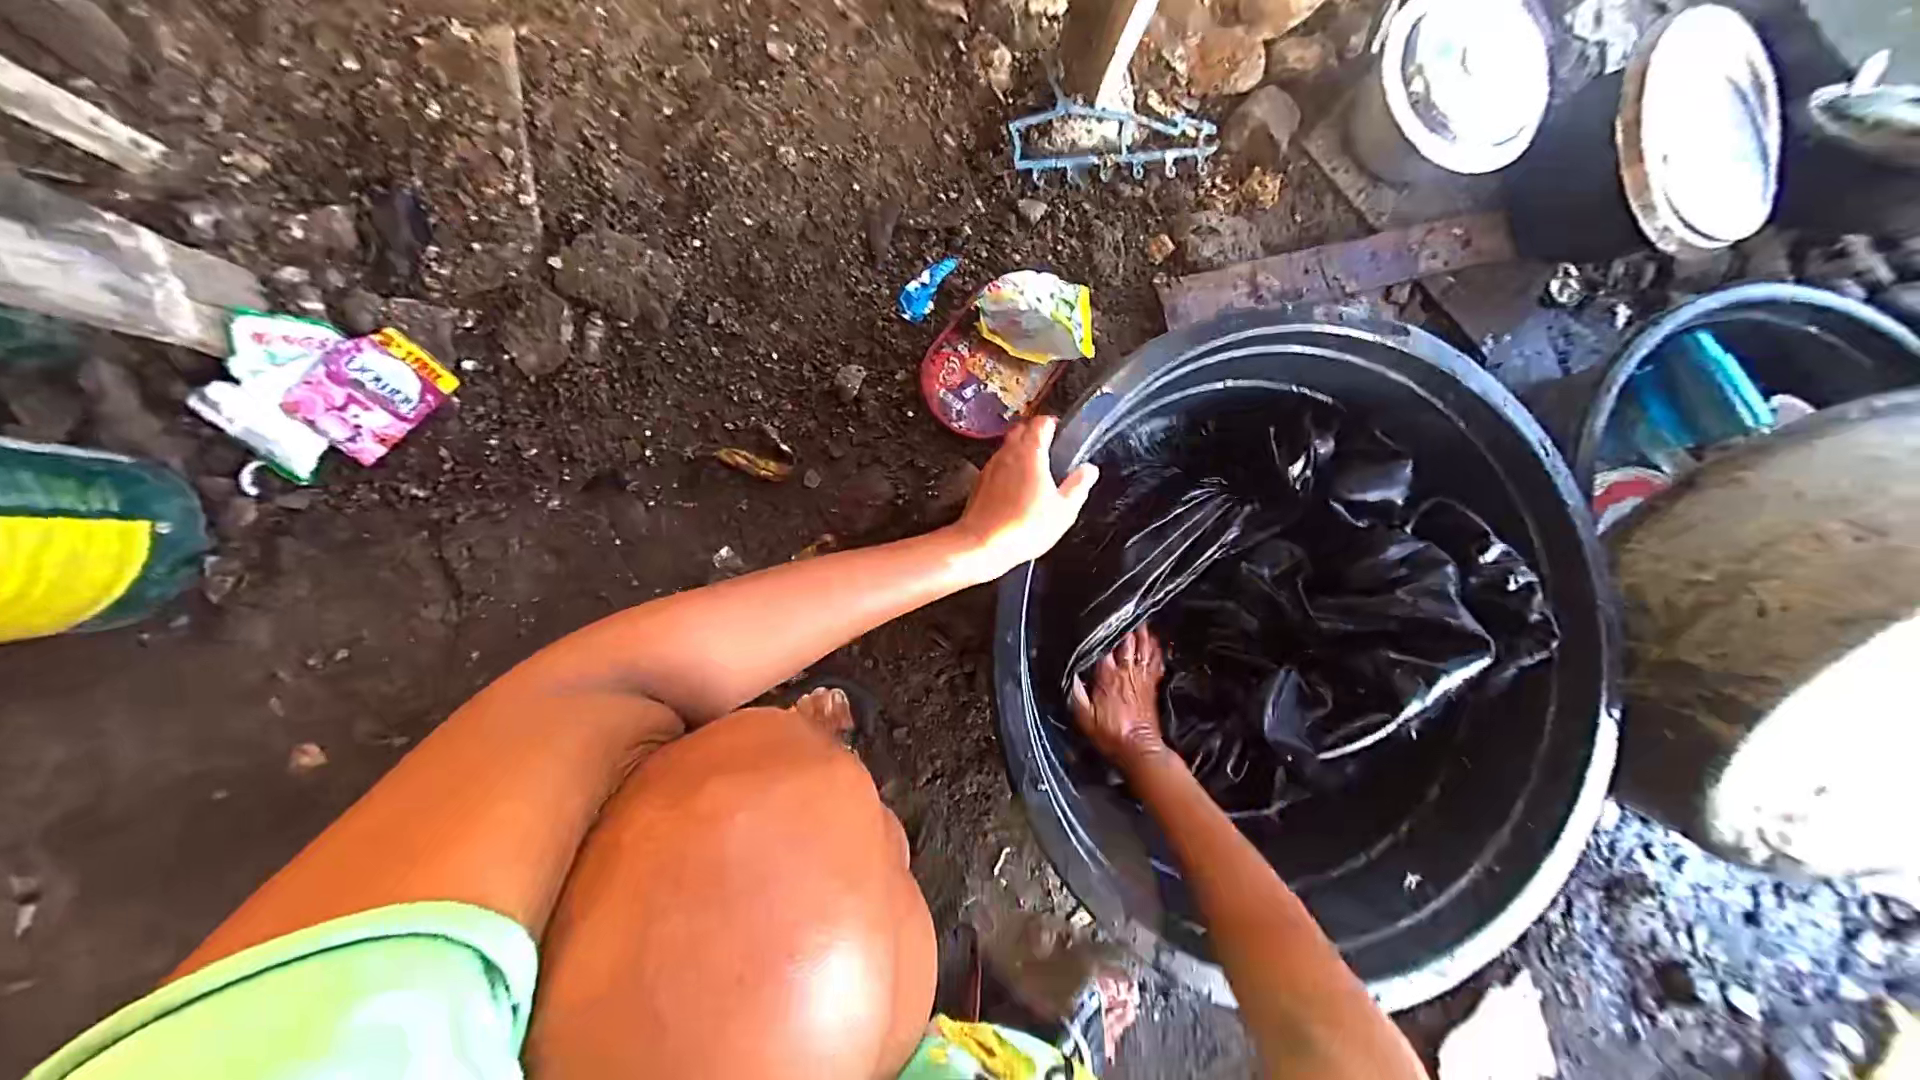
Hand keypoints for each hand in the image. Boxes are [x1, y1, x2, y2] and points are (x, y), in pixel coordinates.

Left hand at [951, 416, 1098, 577]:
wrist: (982, 545)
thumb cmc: (1023, 528)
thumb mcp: (1064, 510)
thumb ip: (1078, 485)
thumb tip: (1089, 470)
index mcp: (1031, 453)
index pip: (1041, 423)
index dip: (1051, 422)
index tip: (1057, 427)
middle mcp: (1007, 455)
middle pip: (1019, 430)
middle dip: (1033, 431)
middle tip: (1046, 441)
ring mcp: (990, 468)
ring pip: (1005, 448)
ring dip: (1018, 450)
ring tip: (1033, 465)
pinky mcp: (979, 484)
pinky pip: (995, 467)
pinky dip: (1006, 469)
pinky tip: (1014, 486)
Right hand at [1068, 626, 1168, 767]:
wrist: (1138, 749)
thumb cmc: (1110, 734)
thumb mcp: (1083, 715)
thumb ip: (1075, 691)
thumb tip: (1069, 672)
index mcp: (1107, 676)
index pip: (1104, 647)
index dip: (1102, 632)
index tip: (1100, 620)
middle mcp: (1125, 673)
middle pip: (1127, 642)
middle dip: (1127, 626)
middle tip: (1126, 611)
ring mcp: (1141, 678)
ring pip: (1143, 648)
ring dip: (1142, 633)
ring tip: (1141, 619)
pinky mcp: (1152, 686)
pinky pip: (1155, 662)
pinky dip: (1155, 650)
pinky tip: (1155, 642)